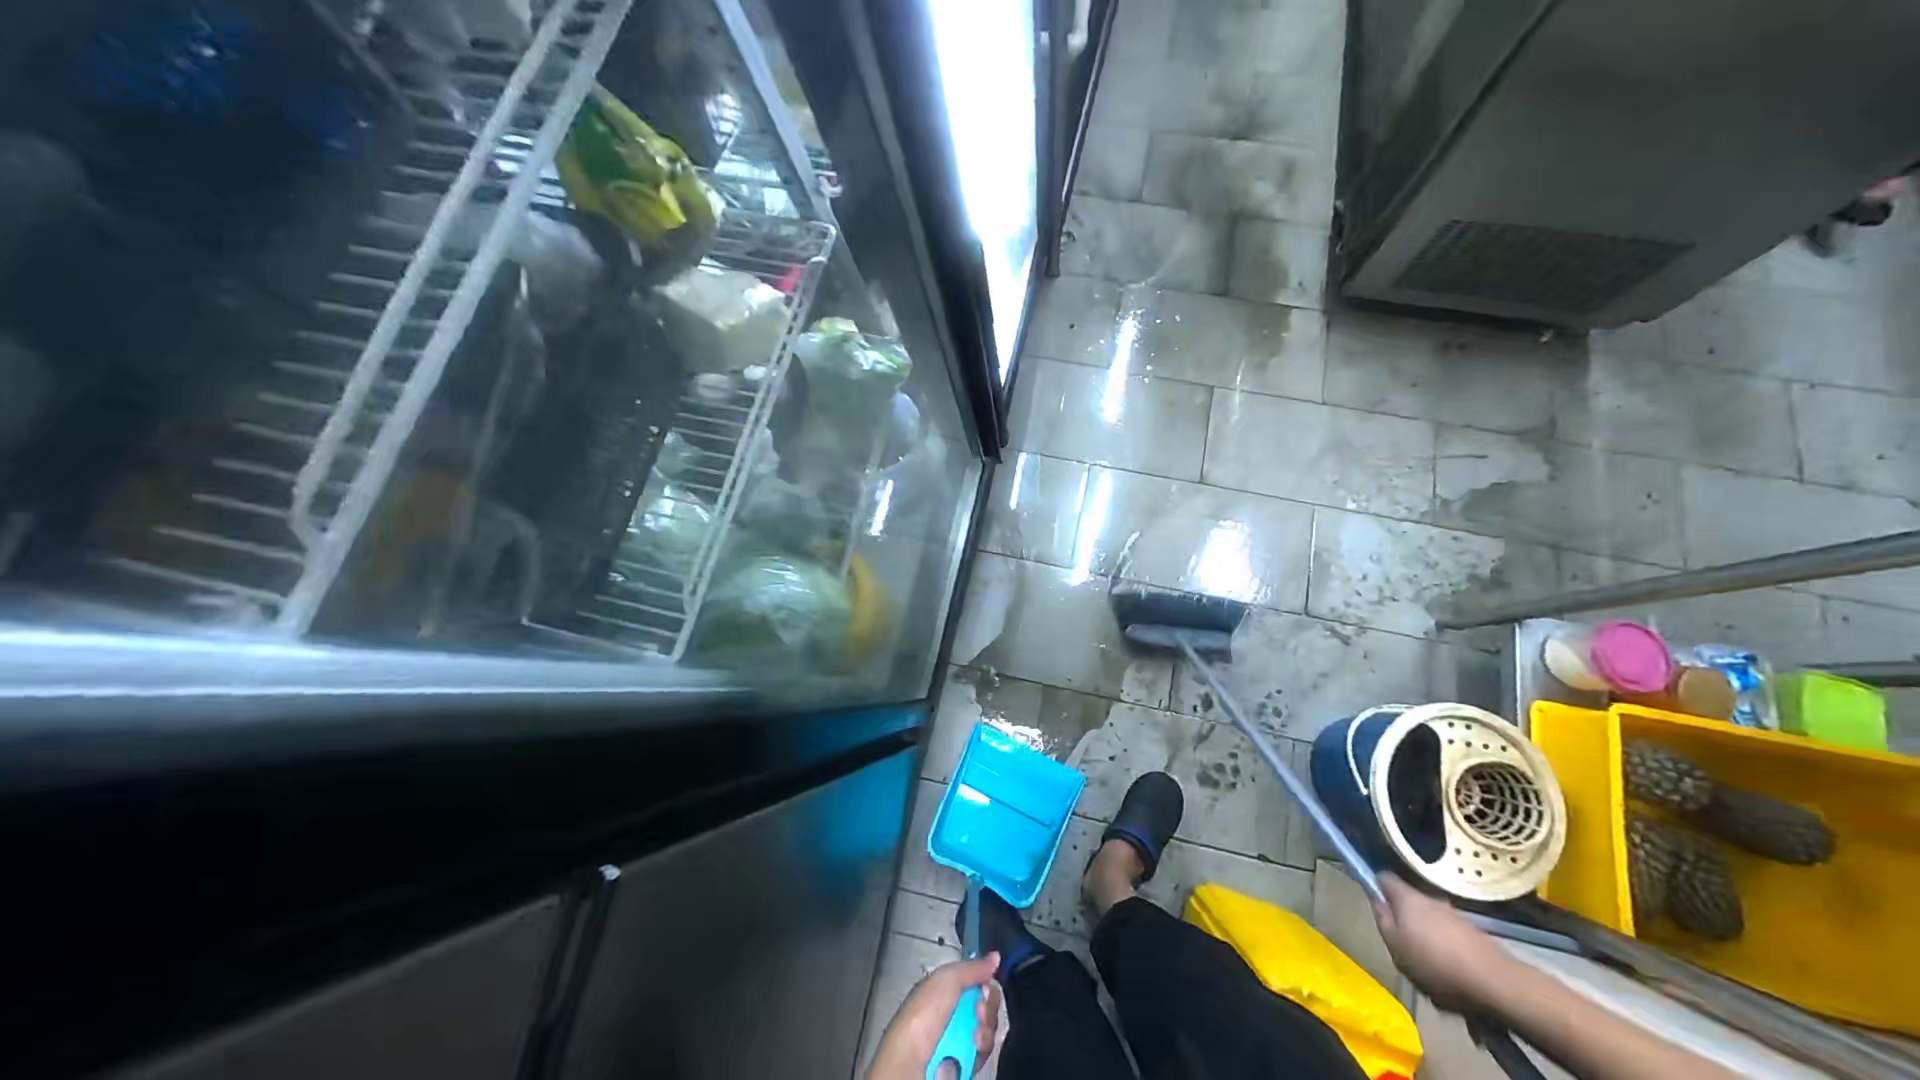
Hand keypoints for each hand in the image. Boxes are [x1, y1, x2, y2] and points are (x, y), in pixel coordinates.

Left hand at [866, 953, 1001, 1079]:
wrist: (914, 1060)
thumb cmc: (923, 1015)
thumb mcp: (946, 979)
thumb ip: (972, 968)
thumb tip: (995, 957)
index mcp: (943, 991)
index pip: (974, 982)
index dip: (985, 982)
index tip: (987, 984)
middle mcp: (952, 1013)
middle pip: (984, 1004)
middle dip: (987, 1006)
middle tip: (979, 1010)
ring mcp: (959, 1037)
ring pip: (987, 1027)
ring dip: (986, 1027)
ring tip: (975, 1033)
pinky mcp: (965, 1061)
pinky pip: (984, 1050)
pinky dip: (982, 1047)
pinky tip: (974, 1046)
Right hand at [1372, 874, 1512, 1005]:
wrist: (1497, 985)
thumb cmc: (1436, 964)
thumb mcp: (1396, 947)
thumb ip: (1383, 920)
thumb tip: (1377, 900)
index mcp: (1408, 898)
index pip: (1385, 877)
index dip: (1376, 885)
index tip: (1373, 900)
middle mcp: (1432, 899)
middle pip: (1409, 900)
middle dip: (1404, 915)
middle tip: (1400, 941)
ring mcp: (1456, 916)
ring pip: (1431, 918)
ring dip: (1427, 933)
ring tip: (1427, 961)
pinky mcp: (1476, 934)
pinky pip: (1451, 934)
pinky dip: (1446, 946)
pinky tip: (1449, 969)